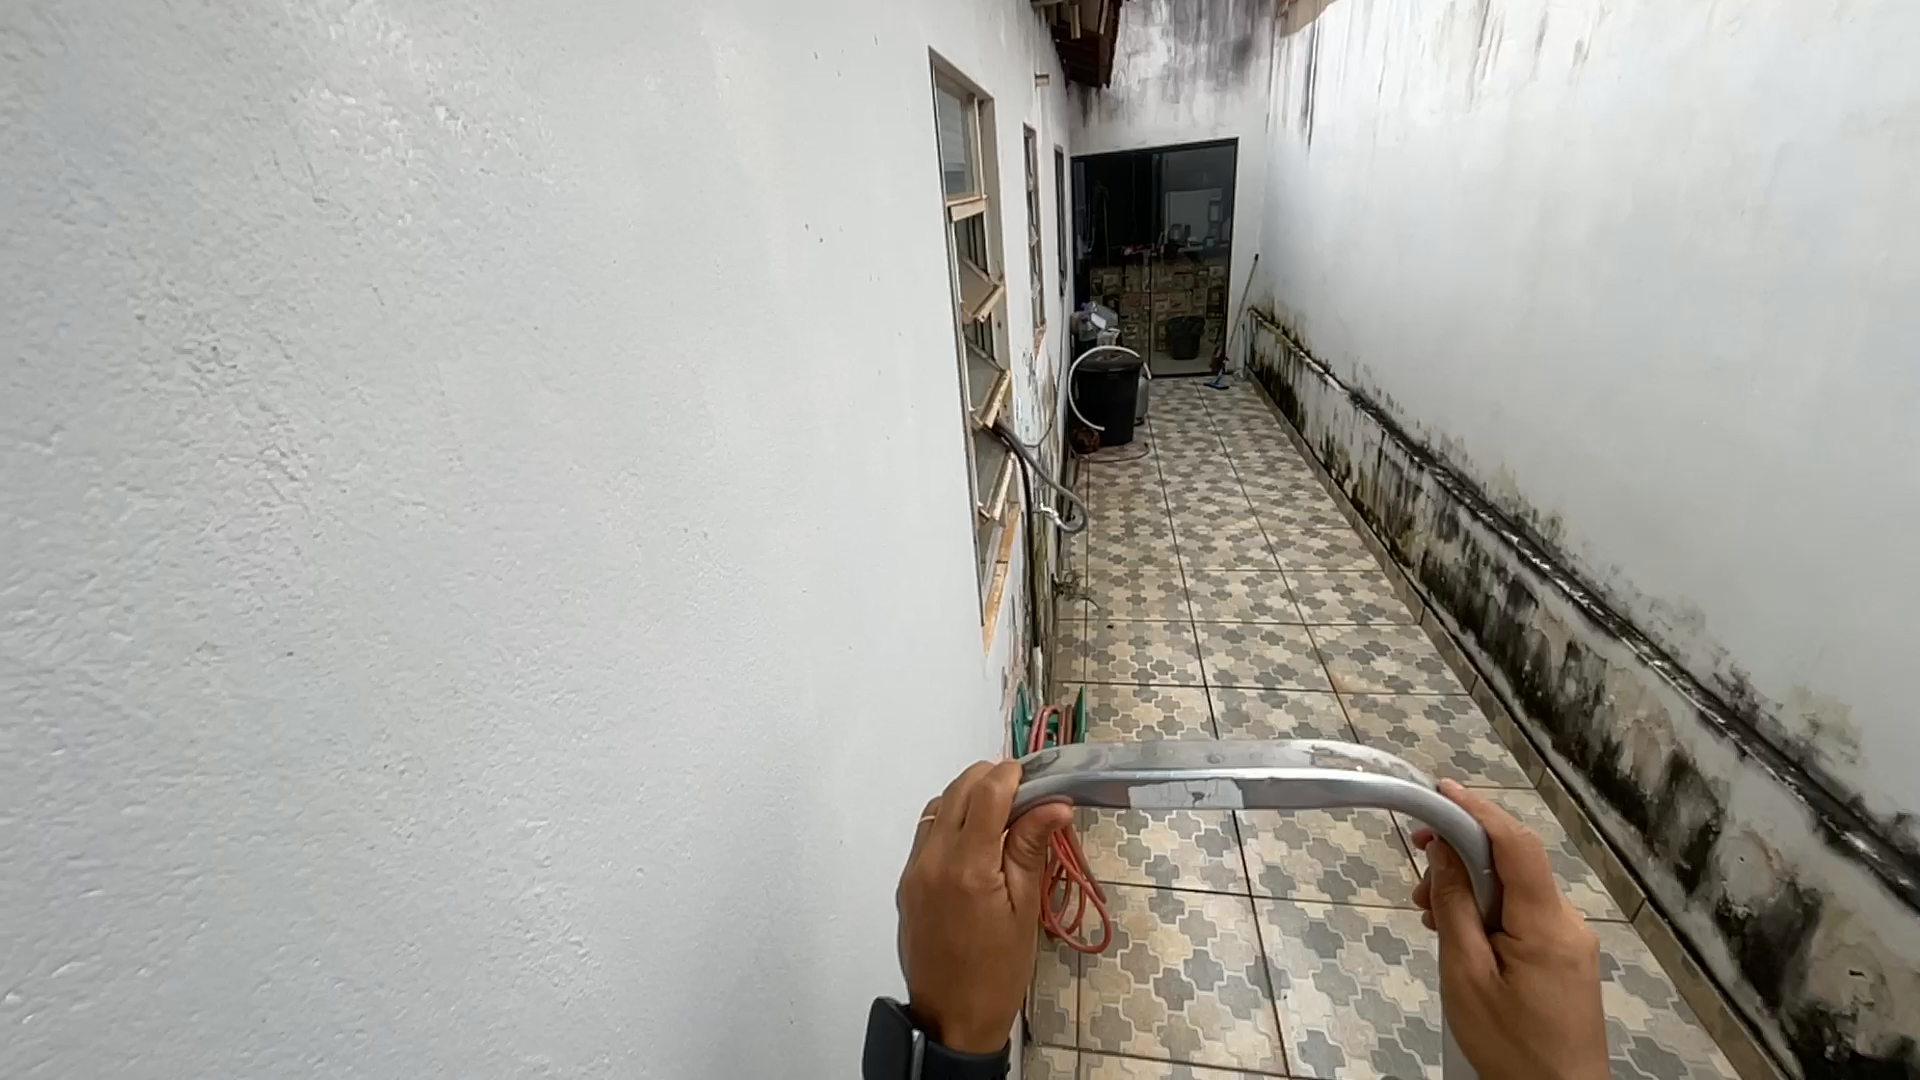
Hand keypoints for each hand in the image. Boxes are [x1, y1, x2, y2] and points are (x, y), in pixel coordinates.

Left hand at [895, 760, 1073, 1053]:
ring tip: (1001, 809)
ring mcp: (914, 868)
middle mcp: (933, 858)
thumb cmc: (999, 971)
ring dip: (968, 794)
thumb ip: (1031, 847)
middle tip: (1023, 790)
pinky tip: (974, 834)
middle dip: (990, 778)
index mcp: (968, 866)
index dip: (1011, 774)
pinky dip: (950, 816)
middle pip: (958, 789)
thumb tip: (1055, 802)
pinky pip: (926, 829)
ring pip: (938, 804)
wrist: (950, 1019)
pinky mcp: (906, 880)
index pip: (987, 793)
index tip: (1034, 775)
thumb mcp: (1026, 909)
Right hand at [1411, 779, 1609, 1079]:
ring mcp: (1568, 938)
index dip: (1477, 810)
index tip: (1438, 789)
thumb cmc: (1507, 1041)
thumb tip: (1443, 849)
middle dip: (1458, 851)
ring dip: (1465, 882)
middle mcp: (1566, 922)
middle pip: (1510, 861)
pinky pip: (1517, 908)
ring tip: (1426, 911)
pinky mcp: (1562, 953)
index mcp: (1547, 925)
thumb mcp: (1465, 972)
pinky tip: (1453, 926)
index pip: (1515, 846)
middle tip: (1413, 870)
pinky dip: (1481, 903)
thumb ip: (1454, 904)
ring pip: (1510, 884)